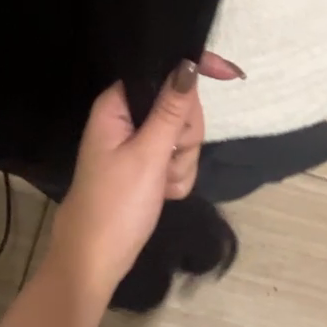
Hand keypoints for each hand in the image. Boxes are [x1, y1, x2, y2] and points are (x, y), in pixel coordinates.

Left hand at [45, 54, 240, 299]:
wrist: (94, 262)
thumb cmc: (115, 205)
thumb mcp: (148, 155)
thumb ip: (171, 109)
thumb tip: (189, 63)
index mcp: (118, 105)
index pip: (163, 71)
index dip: (194, 72)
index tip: (232, 75)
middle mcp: (128, 118)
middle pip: (180, 106)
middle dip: (184, 137)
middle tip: (167, 160)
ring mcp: (139, 143)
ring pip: (184, 136)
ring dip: (181, 163)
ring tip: (160, 185)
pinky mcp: (148, 165)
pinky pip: (179, 159)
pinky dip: (177, 177)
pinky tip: (162, 195)